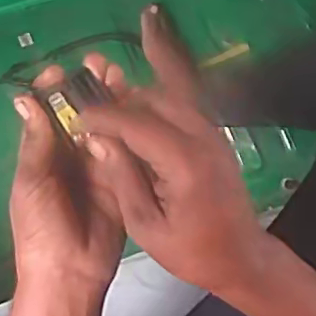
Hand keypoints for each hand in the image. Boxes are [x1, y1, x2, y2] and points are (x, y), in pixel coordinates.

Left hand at [8, 68, 126, 308]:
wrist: (70, 271)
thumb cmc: (40, 228)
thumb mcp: (30, 182)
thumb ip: (35, 142)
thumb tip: (26, 100)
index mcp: (42, 154)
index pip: (47, 113)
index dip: (52, 91)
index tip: (59, 71)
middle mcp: (69, 156)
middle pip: (79, 114)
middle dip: (86, 89)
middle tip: (97, 65)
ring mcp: (96, 166)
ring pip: (103, 126)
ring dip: (109, 101)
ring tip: (118, 76)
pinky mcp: (120, 178)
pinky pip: (123, 148)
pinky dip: (128, 127)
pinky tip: (135, 106)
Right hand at [78, 6, 277, 297]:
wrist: (241, 256)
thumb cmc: (191, 250)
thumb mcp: (146, 226)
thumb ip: (122, 177)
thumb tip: (96, 138)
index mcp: (184, 162)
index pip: (134, 123)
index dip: (101, 116)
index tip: (74, 117)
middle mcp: (202, 136)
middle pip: (155, 96)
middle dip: (119, 92)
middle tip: (90, 83)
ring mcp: (212, 132)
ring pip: (173, 91)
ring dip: (143, 80)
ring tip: (116, 66)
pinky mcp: (213, 134)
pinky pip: (184, 99)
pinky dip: (165, 80)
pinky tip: (153, 59)